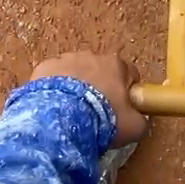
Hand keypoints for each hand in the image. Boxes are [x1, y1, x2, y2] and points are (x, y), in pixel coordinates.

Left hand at [31, 52, 147, 147]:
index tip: (123, 106)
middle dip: (99, 87)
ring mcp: (65, 60)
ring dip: (75, 87)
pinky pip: (52, 78)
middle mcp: (91, 56)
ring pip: (74, 72)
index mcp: (116, 65)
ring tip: (71, 113)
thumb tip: (139, 119)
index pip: (129, 73)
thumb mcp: (133, 126)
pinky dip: (54, 90)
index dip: (127, 90)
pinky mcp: (44, 68)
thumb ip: (140, 119)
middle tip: (95, 112)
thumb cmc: (103, 120)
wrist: (63, 120)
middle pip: (99, 70)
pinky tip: (53, 108)